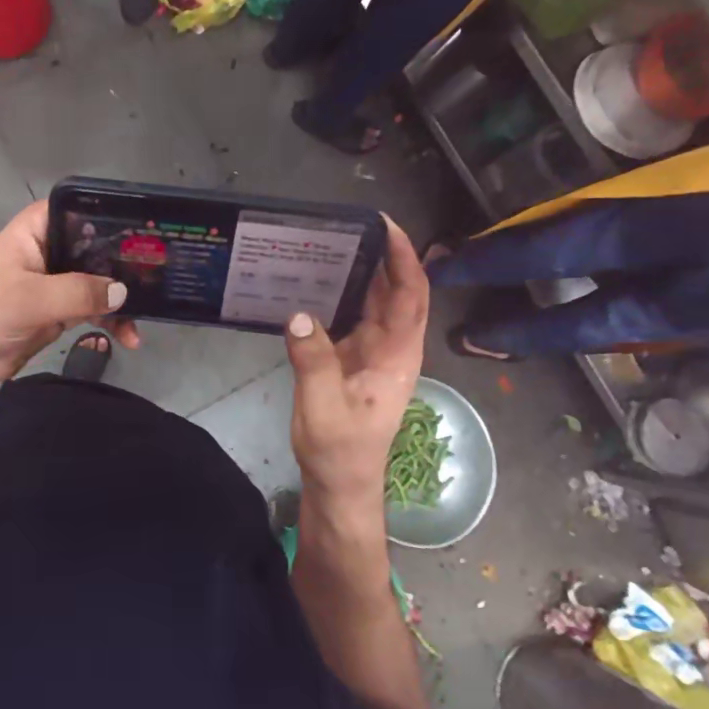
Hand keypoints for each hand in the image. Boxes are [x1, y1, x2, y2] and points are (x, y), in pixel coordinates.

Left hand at [0, 200, 139, 392]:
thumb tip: (123, 291)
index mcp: (37, 229)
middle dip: (128, 262)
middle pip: (99, 245)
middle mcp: (51, 247)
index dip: (114, 217)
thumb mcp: (30, 298)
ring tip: (148, 315)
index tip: (149, 231)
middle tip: (165, 273)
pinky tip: (130, 337)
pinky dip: (114, 319)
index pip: (82, 209)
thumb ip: (78, 292)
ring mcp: (58, 279)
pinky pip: (97, 307)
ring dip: (124, 297)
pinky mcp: (62, 308)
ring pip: (102, 279)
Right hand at [284, 216, 427, 505]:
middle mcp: (392, 349)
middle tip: (350, 225)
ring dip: (364, 272)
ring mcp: (373, 354)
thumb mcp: (323, 408)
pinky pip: (353, 316)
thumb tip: (298, 314)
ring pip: (376, 303)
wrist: (339, 483)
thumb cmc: (339, 450)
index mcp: (397, 356)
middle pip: (398, 293)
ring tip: (332, 243)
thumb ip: (313, 362)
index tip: (387, 227)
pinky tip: (317, 281)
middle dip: (385, 256)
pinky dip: (342, 293)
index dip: (405, 260)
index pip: (410, 297)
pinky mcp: (354, 360)